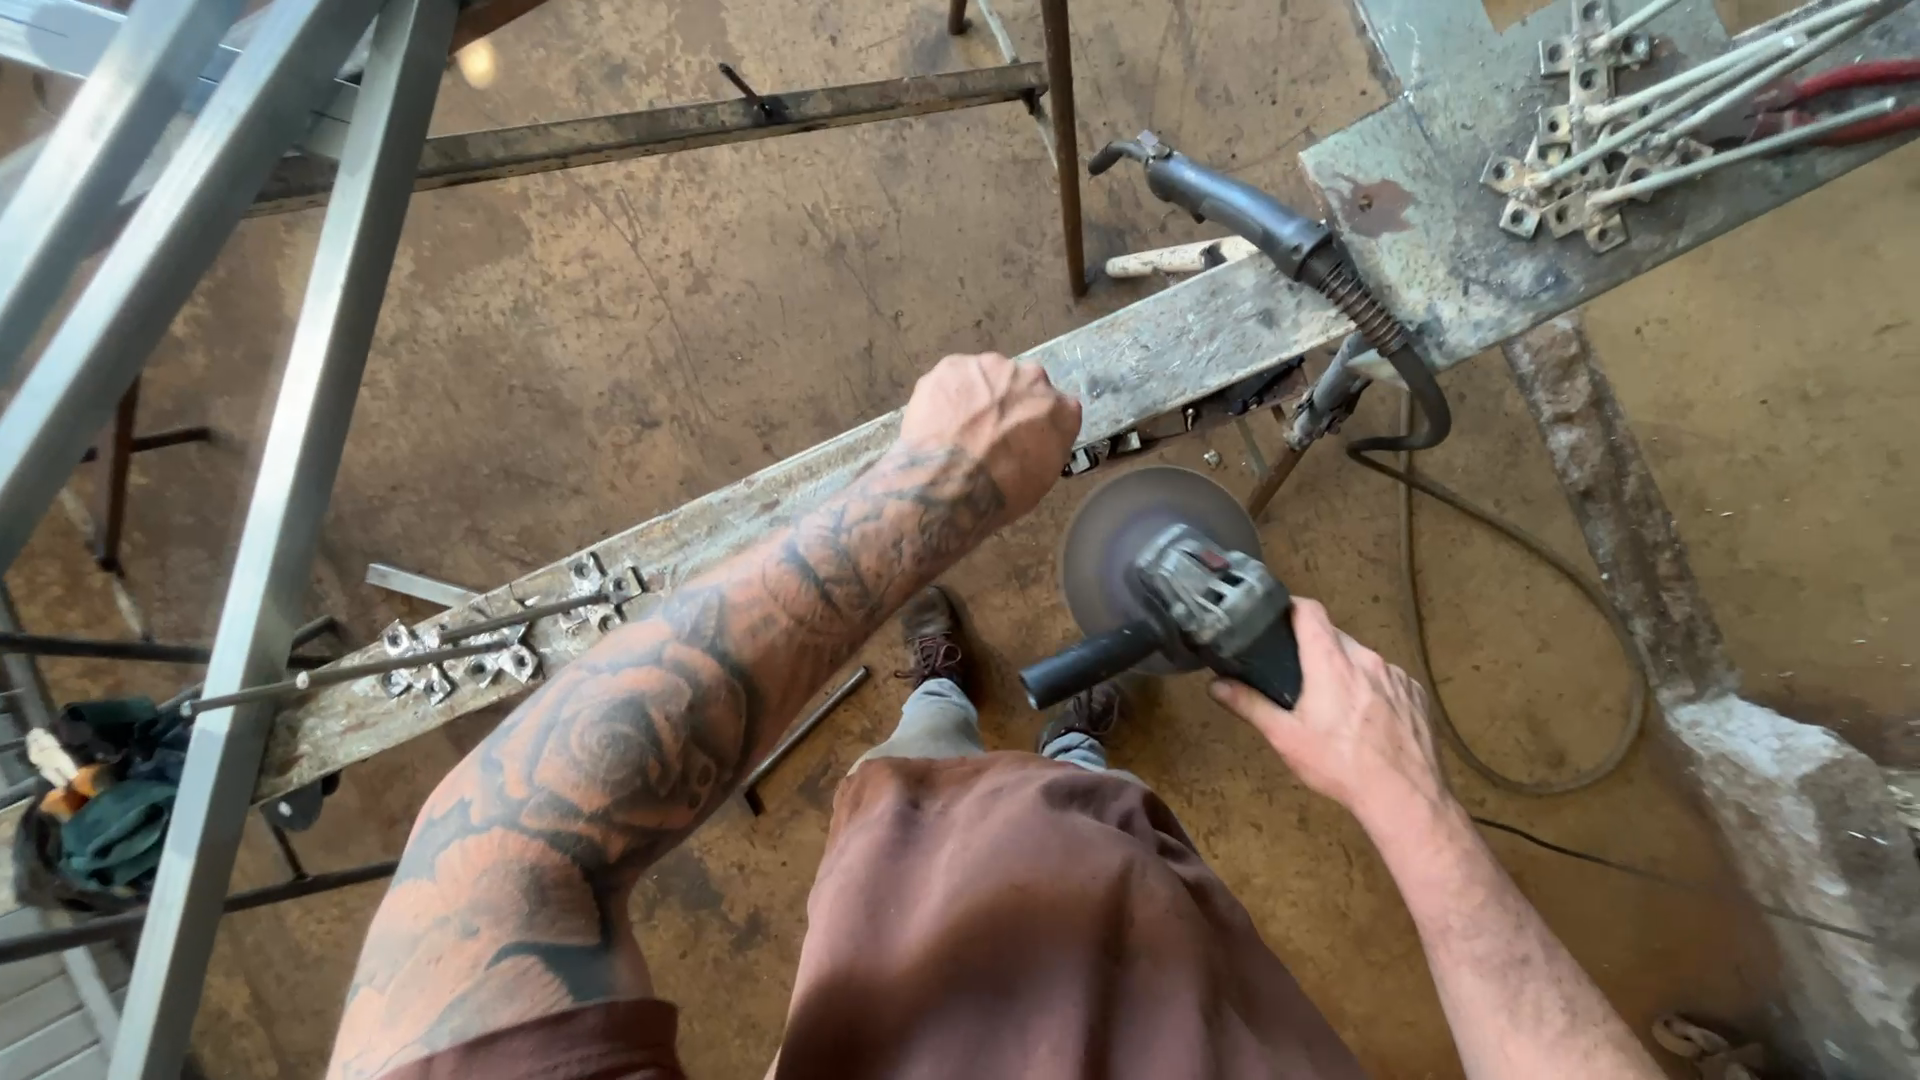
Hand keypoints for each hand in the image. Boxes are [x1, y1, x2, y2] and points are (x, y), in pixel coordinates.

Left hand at [895, 352, 1081, 520]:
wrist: (948, 482)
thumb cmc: (999, 494)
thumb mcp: (1040, 481)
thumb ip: (1045, 448)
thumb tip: (1033, 442)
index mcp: (1061, 411)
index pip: (1056, 410)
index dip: (1036, 424)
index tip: (1021, 438)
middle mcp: (1033, 379)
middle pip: (1021, 386)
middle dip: (1007, 404)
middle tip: (987, 433)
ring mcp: (992, 367)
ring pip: (985, 378)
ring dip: (976, 396)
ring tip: (957, 429)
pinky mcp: (953, 365)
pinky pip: (953, 378)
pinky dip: (945, 395)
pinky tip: (936, 421)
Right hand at [1209, 598, 1451, 832]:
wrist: (1405, 798)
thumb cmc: (1338, 764)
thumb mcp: (1285, 737)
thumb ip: (1249, 705)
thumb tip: (1214, 685)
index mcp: (1330, 662)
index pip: (1310, 611)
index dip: (1291, 607)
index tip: (1275, 618)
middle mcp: (1366, 659)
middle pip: (1334, 636)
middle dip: (1314, 647)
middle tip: (1296, 672)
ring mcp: (1396, 676)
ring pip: (1362, 659)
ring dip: (1345, 669)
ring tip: (1333, 701)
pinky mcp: (1417, 695)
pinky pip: (1387, 679)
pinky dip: (1372, 688)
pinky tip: (1367, 718)